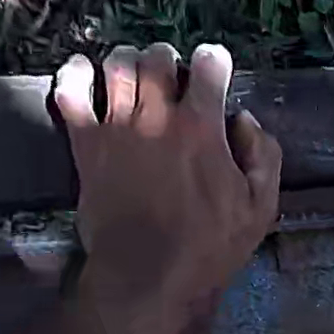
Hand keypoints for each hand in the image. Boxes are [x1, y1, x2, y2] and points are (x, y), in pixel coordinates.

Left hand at [52, 42, 281, 333]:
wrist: (148, 276)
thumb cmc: (209, 248)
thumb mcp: (260, 210)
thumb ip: (264, 158)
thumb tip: (246, 121)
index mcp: (202, 127)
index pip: (208, 65)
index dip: (215, 63)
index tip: (216, 73)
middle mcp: (157, 115)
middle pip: (158, 57)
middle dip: (170, 61)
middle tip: (174, 81)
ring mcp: (117, 127)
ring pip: (117, 65)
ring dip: (129, 62)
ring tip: (135, 78)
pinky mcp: (86, 145)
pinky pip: (69, 92)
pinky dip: (74, 74)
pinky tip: (82, 72)